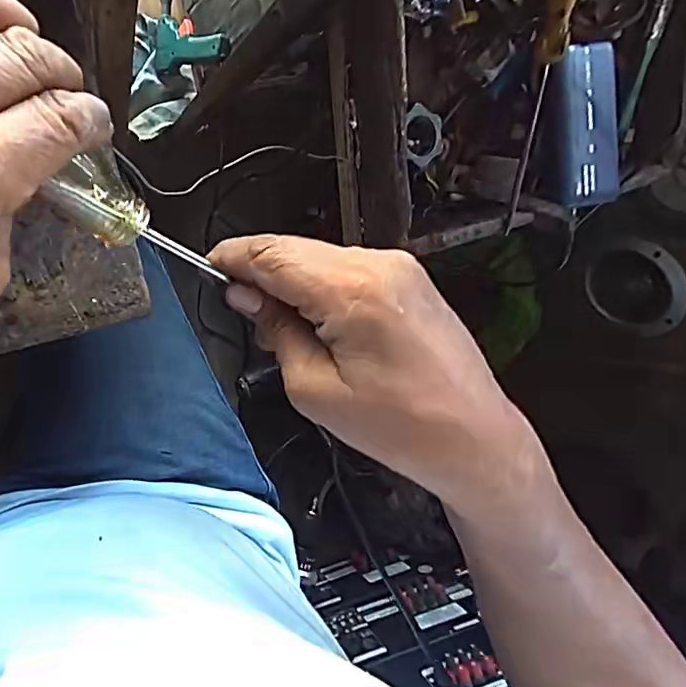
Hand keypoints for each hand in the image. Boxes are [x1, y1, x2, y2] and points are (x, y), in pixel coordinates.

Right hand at [208, 235, 544, 506]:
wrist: (475, 438)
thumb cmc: (406, 427)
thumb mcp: (316, 390)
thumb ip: (275, 332)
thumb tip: (247, 298)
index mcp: (353, 291)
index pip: (272, 253)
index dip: (232, 257)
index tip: (210, 268)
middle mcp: (380, 265)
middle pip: (293, 248)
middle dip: (258, 270)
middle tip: (238, 306)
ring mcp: (399, 267)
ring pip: (318, 255)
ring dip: (289, 279)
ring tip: (279, 324)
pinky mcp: (408, 277)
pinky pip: (345, 266)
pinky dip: (318, 284)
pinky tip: (312, 318)